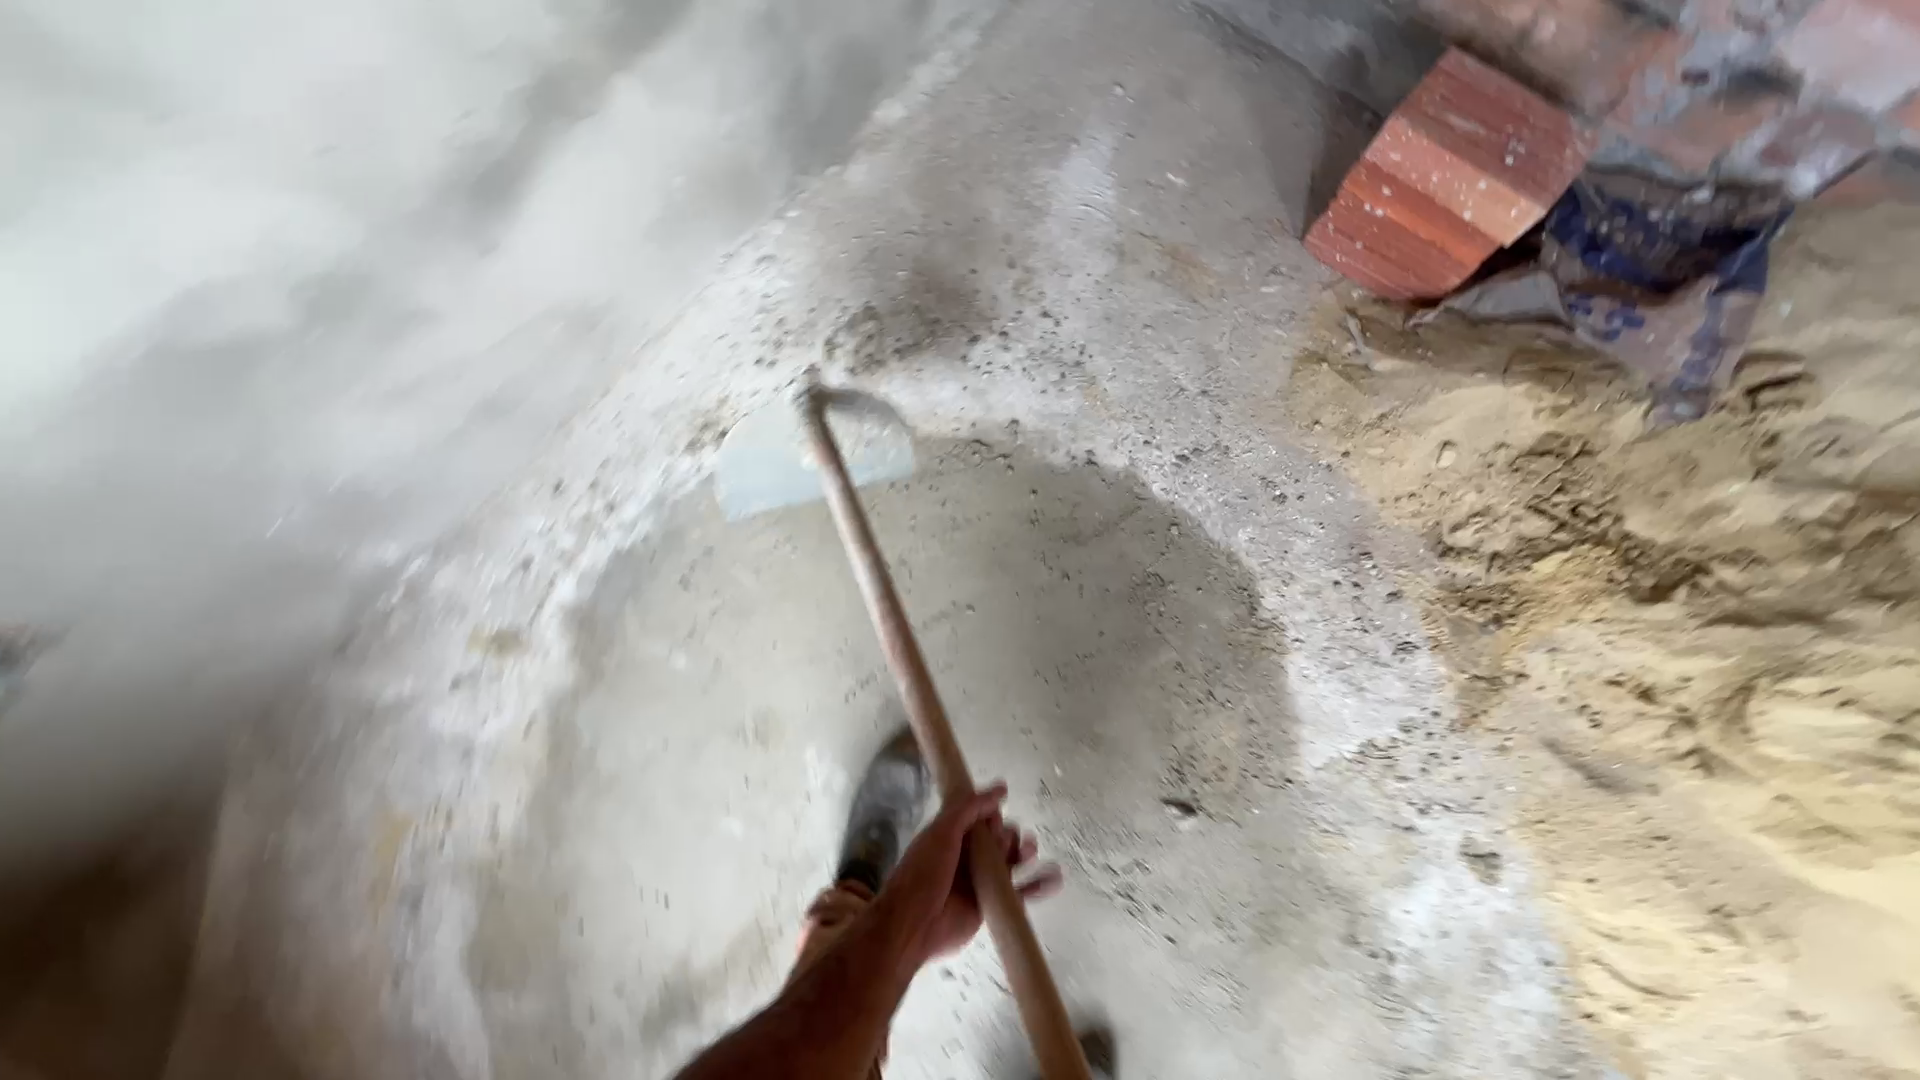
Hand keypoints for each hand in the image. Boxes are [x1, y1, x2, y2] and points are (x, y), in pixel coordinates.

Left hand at [874, 782, 1063, 969]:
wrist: (914, 924)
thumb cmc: (924, 872)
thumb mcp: (942, 830)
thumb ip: (969, 808)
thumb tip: (1001, 788)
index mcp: (951, 837)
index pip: (980, 819)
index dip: (992, 816)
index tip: (996, 819)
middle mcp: (966, 858)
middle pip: (998, 839)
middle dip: (1008, 835)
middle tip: (1006, 841)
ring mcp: (980, 883)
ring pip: (1010, 862)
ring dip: (1024, 852)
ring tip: (1029, 849)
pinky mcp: (992, 906)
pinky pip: (1021, 893)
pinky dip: (1038, 885)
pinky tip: (1055, 876)